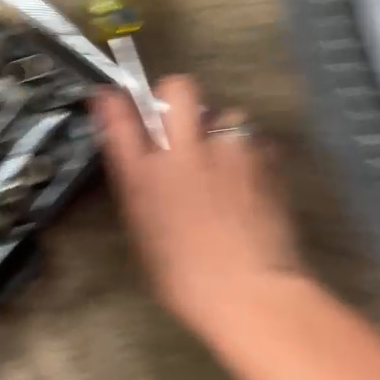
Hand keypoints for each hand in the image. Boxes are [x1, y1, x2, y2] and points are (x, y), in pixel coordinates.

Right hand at [97, 75, 304, 335]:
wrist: (248, 291)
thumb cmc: (181, 275)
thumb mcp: (142, 229)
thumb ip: (138, 185)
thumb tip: (137, 160)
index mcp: (142, 174)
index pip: (119, 115)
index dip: (113, 100)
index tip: (111, 96)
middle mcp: (183, 151)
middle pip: (178, 88)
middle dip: (175, 97)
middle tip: (178, 123)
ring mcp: (230, 151)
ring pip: (226, 113)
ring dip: (220, 130)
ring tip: (223, 162)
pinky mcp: (268, 160)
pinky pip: (255, 141)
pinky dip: (249, 154)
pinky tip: (249, 182)